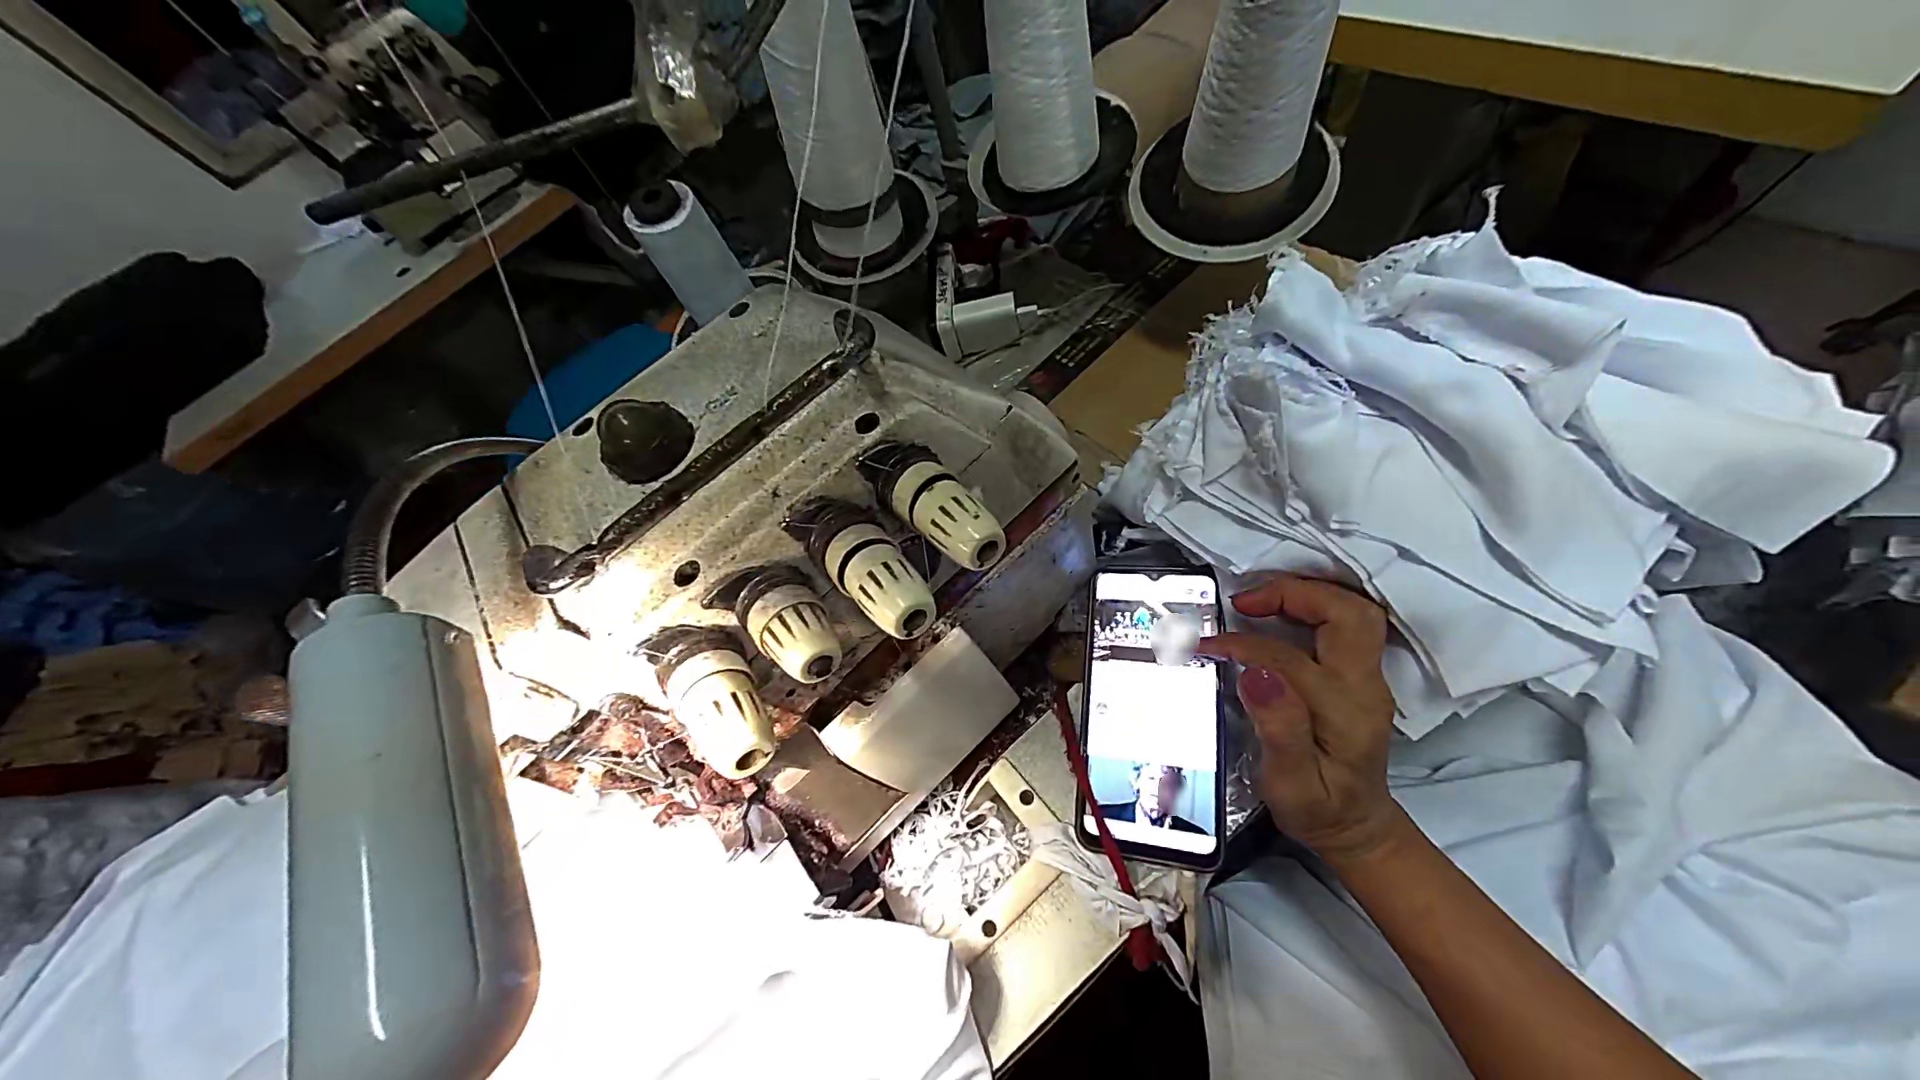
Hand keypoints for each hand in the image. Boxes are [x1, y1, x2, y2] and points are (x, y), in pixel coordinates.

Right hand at [1197, 575, 1405, 864]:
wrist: (1355, 824)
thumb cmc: (1319, 809)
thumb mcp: (1291, 784)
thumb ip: (1279, 730)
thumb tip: (1257, 675)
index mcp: (1345, 712)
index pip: (1290, 658)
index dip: (1243, 645)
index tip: (1208, 647)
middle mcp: (1365, 687)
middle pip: (1348, 613)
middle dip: (1294, 594)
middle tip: (1245, 602)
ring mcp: (1367, 678)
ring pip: (1352, 611)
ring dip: (1304, 595)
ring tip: (1255, 601)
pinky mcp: (1359, 675)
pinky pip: (1343, 622)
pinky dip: (1309, 606)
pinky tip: (1276, 612)